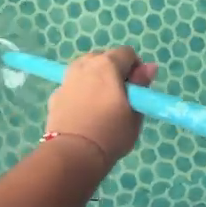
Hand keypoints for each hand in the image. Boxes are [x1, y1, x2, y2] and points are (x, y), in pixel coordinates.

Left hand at [43, 47, 156, 168]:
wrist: (73, 153)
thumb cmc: (111, 133)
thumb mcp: (135, 112)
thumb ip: (141, 86)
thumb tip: (149, 67)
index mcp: (107, 65)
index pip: (127, 53)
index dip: (135, 69)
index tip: (136, 90)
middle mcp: (84, 65)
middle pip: (103, 58)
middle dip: (114, 71)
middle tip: (119, 97)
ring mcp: (67, 78)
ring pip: (85, 70)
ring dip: (95, 79)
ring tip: (100, 104)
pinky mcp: (55, 94)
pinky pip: (73, 86)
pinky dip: (80, 92)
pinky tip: (83, 113)